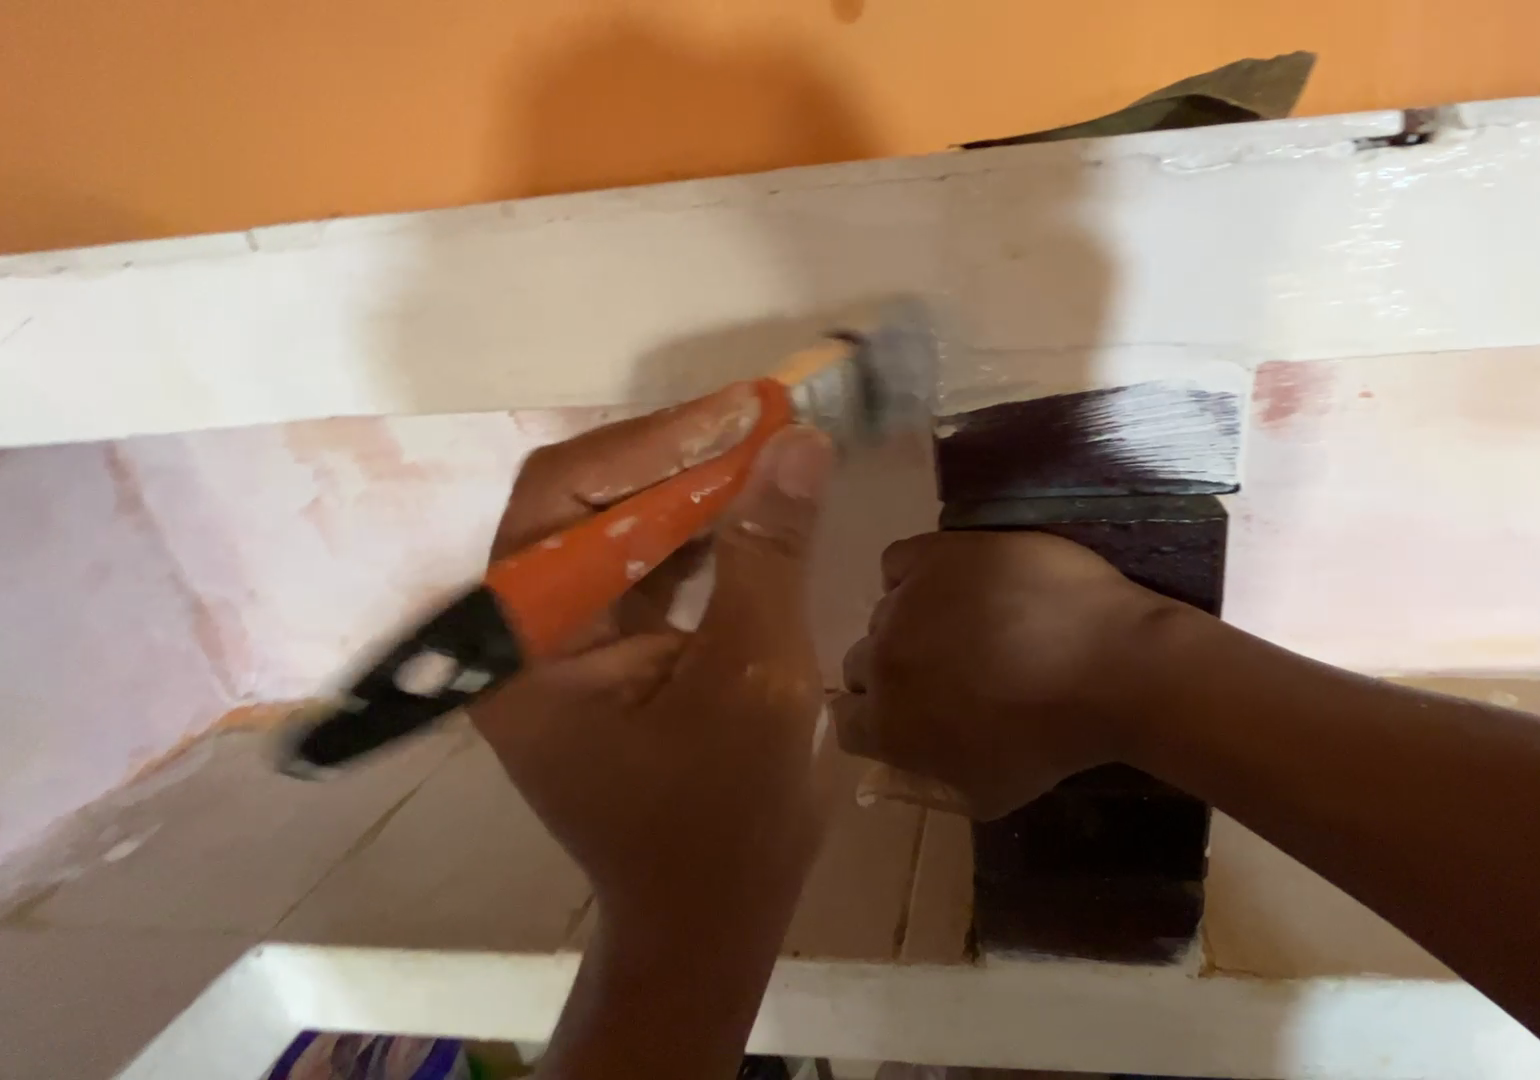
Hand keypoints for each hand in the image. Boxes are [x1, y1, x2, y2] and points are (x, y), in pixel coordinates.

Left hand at [471, 389, 836, 926]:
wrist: (715, 912)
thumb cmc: (727, 812)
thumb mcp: (756, 674)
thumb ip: (769, 552)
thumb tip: (799, 443)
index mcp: (528, 643)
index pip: (568, 497)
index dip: (660, 440)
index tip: (748, 409)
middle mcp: (527, 633)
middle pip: (589, 505)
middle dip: (680, 458)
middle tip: (765, 421)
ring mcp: (567, 645)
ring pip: (621, 533)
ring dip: (694, 490)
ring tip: (767, 452)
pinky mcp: (610, 656)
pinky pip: (648, 573)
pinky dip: (700, 536)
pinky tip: (751, 512)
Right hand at [834, 530, 1168, 818]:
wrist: (1109, 667)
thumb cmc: (1053, 742)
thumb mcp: (985, 794)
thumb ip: (927, 781)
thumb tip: (897, 768)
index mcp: (888, 726)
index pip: (849, 720)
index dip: (878, 715)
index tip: (912, 708)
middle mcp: (881, 662)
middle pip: (863, 663)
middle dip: (896, 670)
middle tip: (947, 669)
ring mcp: (906, 603)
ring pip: (885, 613)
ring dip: (912, 622)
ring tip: (967, 624)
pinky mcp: (936, 555)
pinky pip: (899, 562)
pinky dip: (916, 574)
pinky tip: (953, 585)